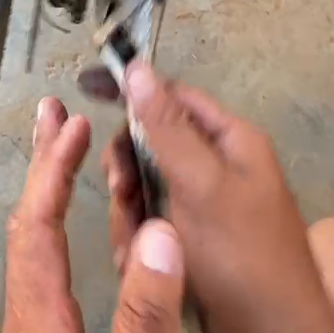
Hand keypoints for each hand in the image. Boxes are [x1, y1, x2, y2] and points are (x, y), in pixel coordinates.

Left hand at [5, 96, 187, 332]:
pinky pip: (44, 263)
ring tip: (62, 152)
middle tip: (52, 115)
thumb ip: (144, 310)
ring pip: (33, 243)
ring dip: (48, 191)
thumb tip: (161, 237)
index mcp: (40, 313)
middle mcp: (29, 311)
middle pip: (29, 223)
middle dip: (44, 162)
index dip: (56, 167)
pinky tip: (69, 226)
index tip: (76, 124)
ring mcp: (34, 324)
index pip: (40, 222)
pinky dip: (56, 225)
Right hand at [110, 62, 333, 332]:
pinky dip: (138, 241)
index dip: (133, 91)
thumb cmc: (244, 258)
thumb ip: (166, 127)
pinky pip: (151, 223)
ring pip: (145, 186)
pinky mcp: (193, 241)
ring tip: (135, 244)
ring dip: (131, 212)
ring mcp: (204, 206)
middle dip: (129, 167)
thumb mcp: (201, 185)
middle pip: (152, 142)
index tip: (89, 90)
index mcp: (230, 140)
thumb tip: (138, 68)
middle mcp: (218, 166)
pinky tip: (138, 264)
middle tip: (123, 190)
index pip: (173, 95)